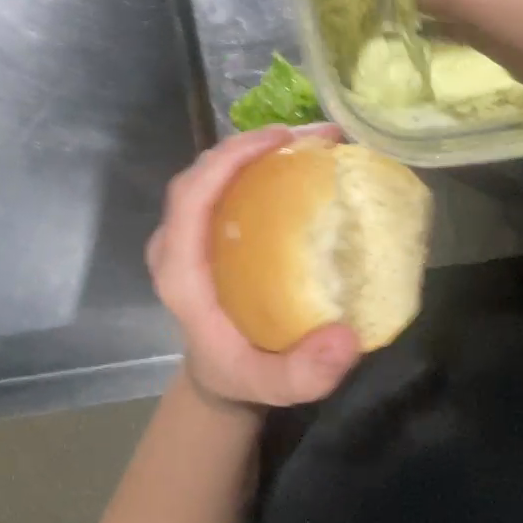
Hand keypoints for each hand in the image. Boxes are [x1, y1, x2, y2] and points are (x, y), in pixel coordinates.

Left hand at [147, 125, 361, 408]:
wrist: (220, 378)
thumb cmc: (241, 374)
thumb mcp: (273, 386)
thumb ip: (306, 373)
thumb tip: (345, 339)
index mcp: (181, 272)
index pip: (190, 198)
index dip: (228, 160)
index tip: (278, 140)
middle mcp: (176, 244)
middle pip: (202, 175)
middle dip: (251, 145)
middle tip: (312, 136)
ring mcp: (187, 234)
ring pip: (213, 174)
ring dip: (257, 150)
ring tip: (313, 140)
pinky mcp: (204, 231)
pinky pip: (225, 185)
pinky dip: (258, 165)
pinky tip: (299, 160)